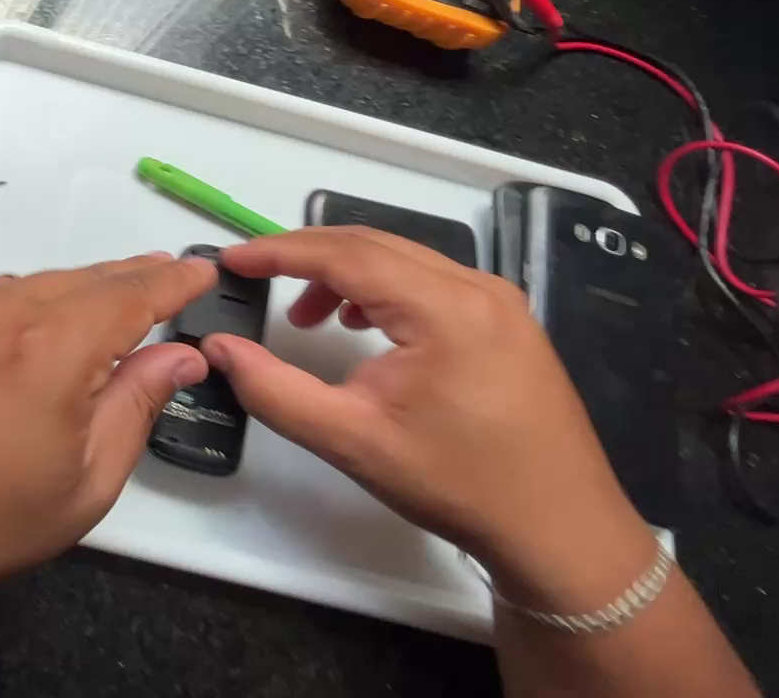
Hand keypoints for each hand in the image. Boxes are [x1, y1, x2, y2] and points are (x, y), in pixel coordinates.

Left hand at [0, 253, 216, 618]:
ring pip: (37, 283)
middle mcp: (3, 311)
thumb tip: (180, 356)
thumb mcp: (84, 483)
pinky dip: (29, 299)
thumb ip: (136, 405)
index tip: (200, 271)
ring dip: (79, 288)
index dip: (170, 283)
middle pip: (84, 280)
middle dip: (130, 277)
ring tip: (110, 298)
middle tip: (166, 274)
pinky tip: (40, 318)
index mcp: (51, 352)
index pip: (129, 298)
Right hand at [206, 227, 659, 612]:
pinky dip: (375, 287)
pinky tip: (358, 325)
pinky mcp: (502, 320)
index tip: (230, 261)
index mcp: (446, 310)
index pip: (345, 255)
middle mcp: (477, 289)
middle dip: (303, 255)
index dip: (278, 251)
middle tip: (252, 276)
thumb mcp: (349, 440)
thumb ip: (271, 389)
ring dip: (339, 273)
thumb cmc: (456, 484)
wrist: (562, 534)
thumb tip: (215, 347)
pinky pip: (423, 279)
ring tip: (303, 316)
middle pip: (371, 244)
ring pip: (397, 258)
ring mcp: (497, 301)